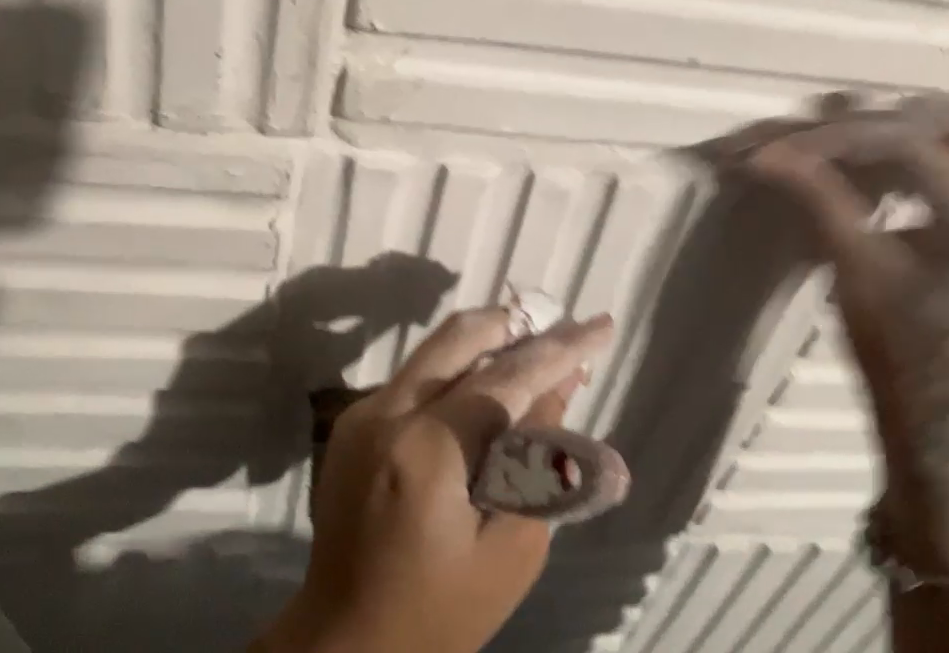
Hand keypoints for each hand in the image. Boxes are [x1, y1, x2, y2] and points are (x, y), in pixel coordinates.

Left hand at [253, 308, 614, 652]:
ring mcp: (361, 415)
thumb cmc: (440, 610)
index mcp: (425, 450)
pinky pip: (415, 379)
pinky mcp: (352, 425)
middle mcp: (386, 413)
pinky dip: (457, 371)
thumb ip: (537, 463)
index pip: (506, 379)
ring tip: (536, 348)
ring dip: (487, 343)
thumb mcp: (510, 549)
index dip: (560, 350)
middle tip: (563, 325)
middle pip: (459, 338)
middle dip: (516, 325)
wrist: (347, 639)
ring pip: (434, 351)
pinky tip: (489, 390)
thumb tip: (559, 389)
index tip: (601, 325)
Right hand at [741, 94, 948, 563]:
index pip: (912, 147)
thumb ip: (819, 199)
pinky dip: (931, 146)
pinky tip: (887, 164)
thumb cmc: (893, 342)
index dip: (842, 139)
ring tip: (861, 138)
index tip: (785, 147)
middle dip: (896, 115)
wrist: (935, 399)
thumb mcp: (852, 267)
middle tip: (836, 131)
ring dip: (920, 124)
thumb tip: (767, 154)